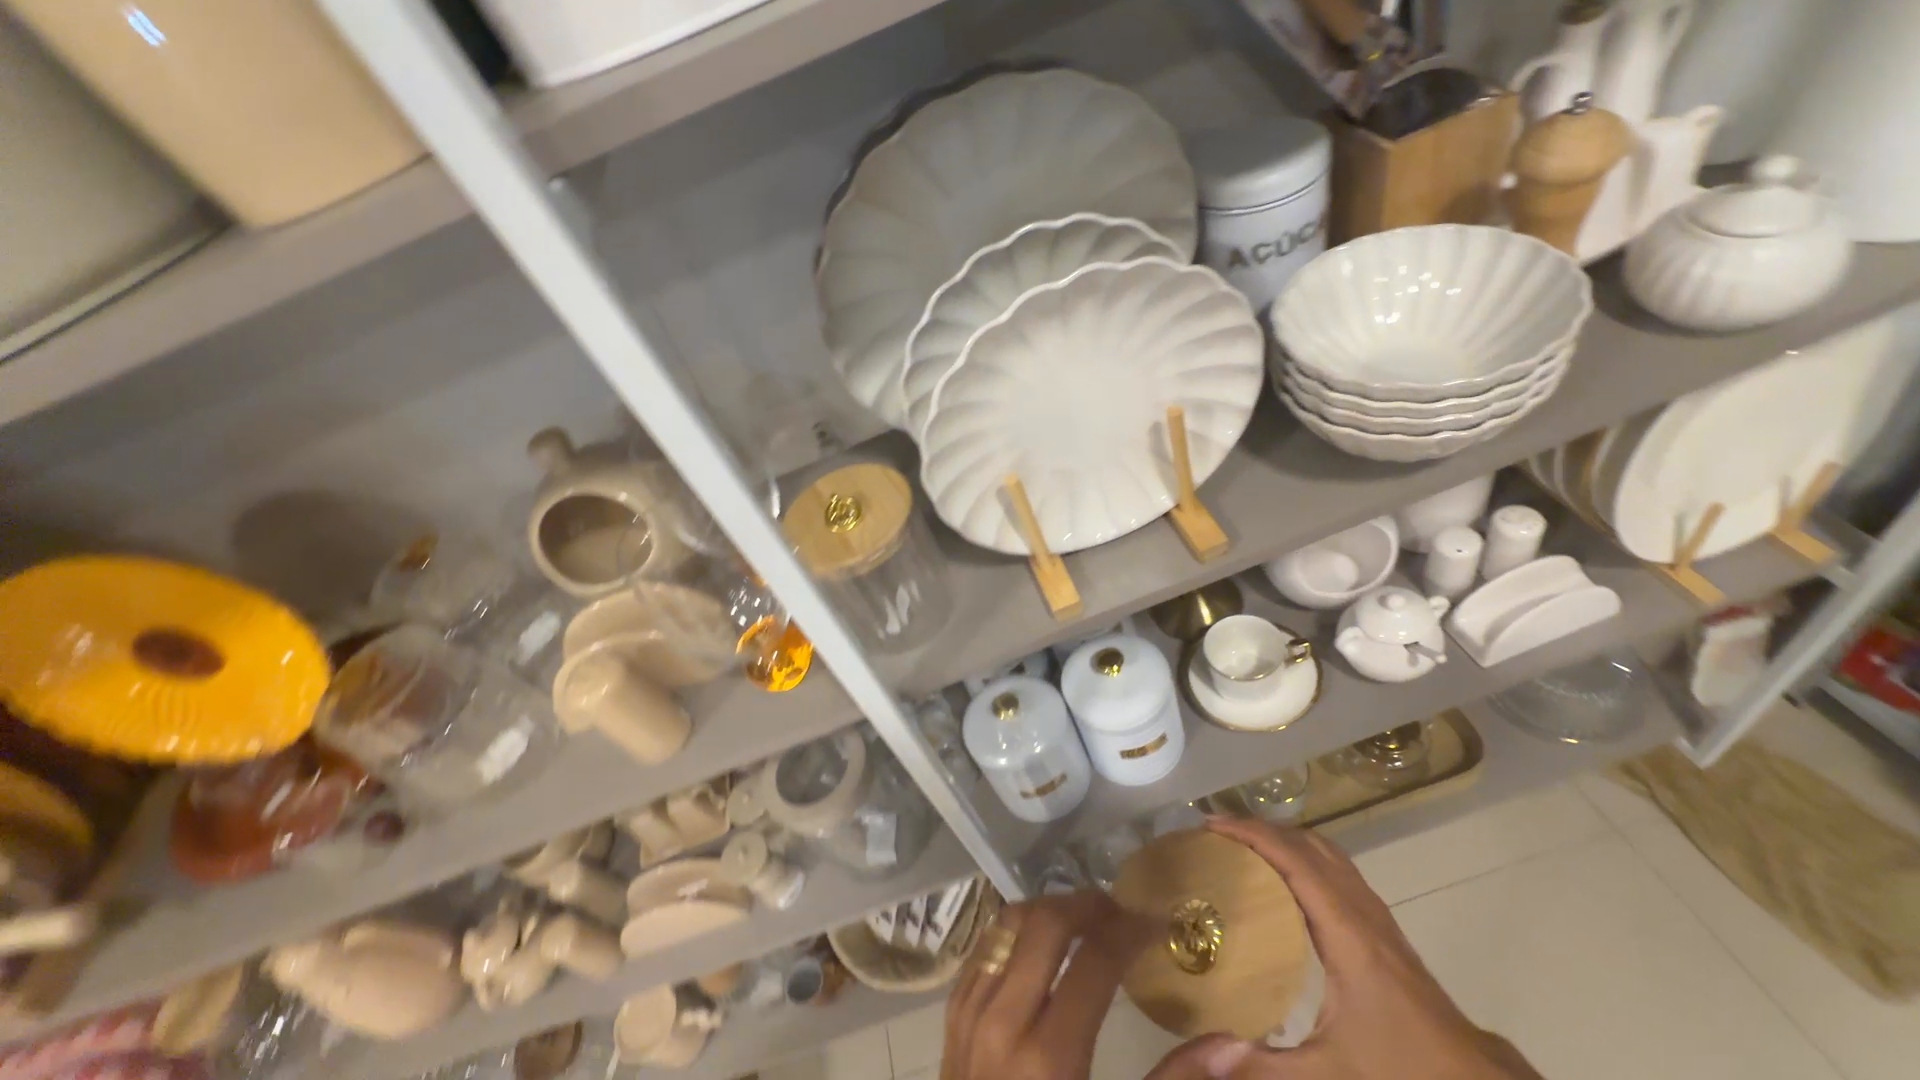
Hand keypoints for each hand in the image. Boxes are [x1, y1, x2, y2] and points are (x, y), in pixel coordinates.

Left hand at [942, 892, 1150, 1079]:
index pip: (1095, 959)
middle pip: (1044, 924)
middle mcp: (1002, 1020)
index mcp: (1049, 1055)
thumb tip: (1235, 1042)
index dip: (1131, 929)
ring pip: (1006, 926)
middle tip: (1121, 913)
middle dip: (1088, 906)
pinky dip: (1015, 934)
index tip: (1158, 922)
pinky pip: (982, 950)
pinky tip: (1040, 948)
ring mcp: (968, 1014)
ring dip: (1049, 912)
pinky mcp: (950, 1019)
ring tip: (1085, 921)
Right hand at [1146, 818, 1545, 1079]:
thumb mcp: (1327, 1075)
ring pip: (1331, 857)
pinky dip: (1306, 862)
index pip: (1296, 861)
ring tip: (1244, 850)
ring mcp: (1378, 921)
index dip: (1253, 835)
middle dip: (1263, 830)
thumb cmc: (1401, 1068)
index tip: (1210, 826)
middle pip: (1312, 847)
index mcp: (1347, 934)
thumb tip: (1205, 1057)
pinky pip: (1340, 876)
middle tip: (1217, 836)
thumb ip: (1262, 1067)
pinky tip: (1285, 888)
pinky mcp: (1384, 934)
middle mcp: (1363, 914)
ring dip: (1287, 842)